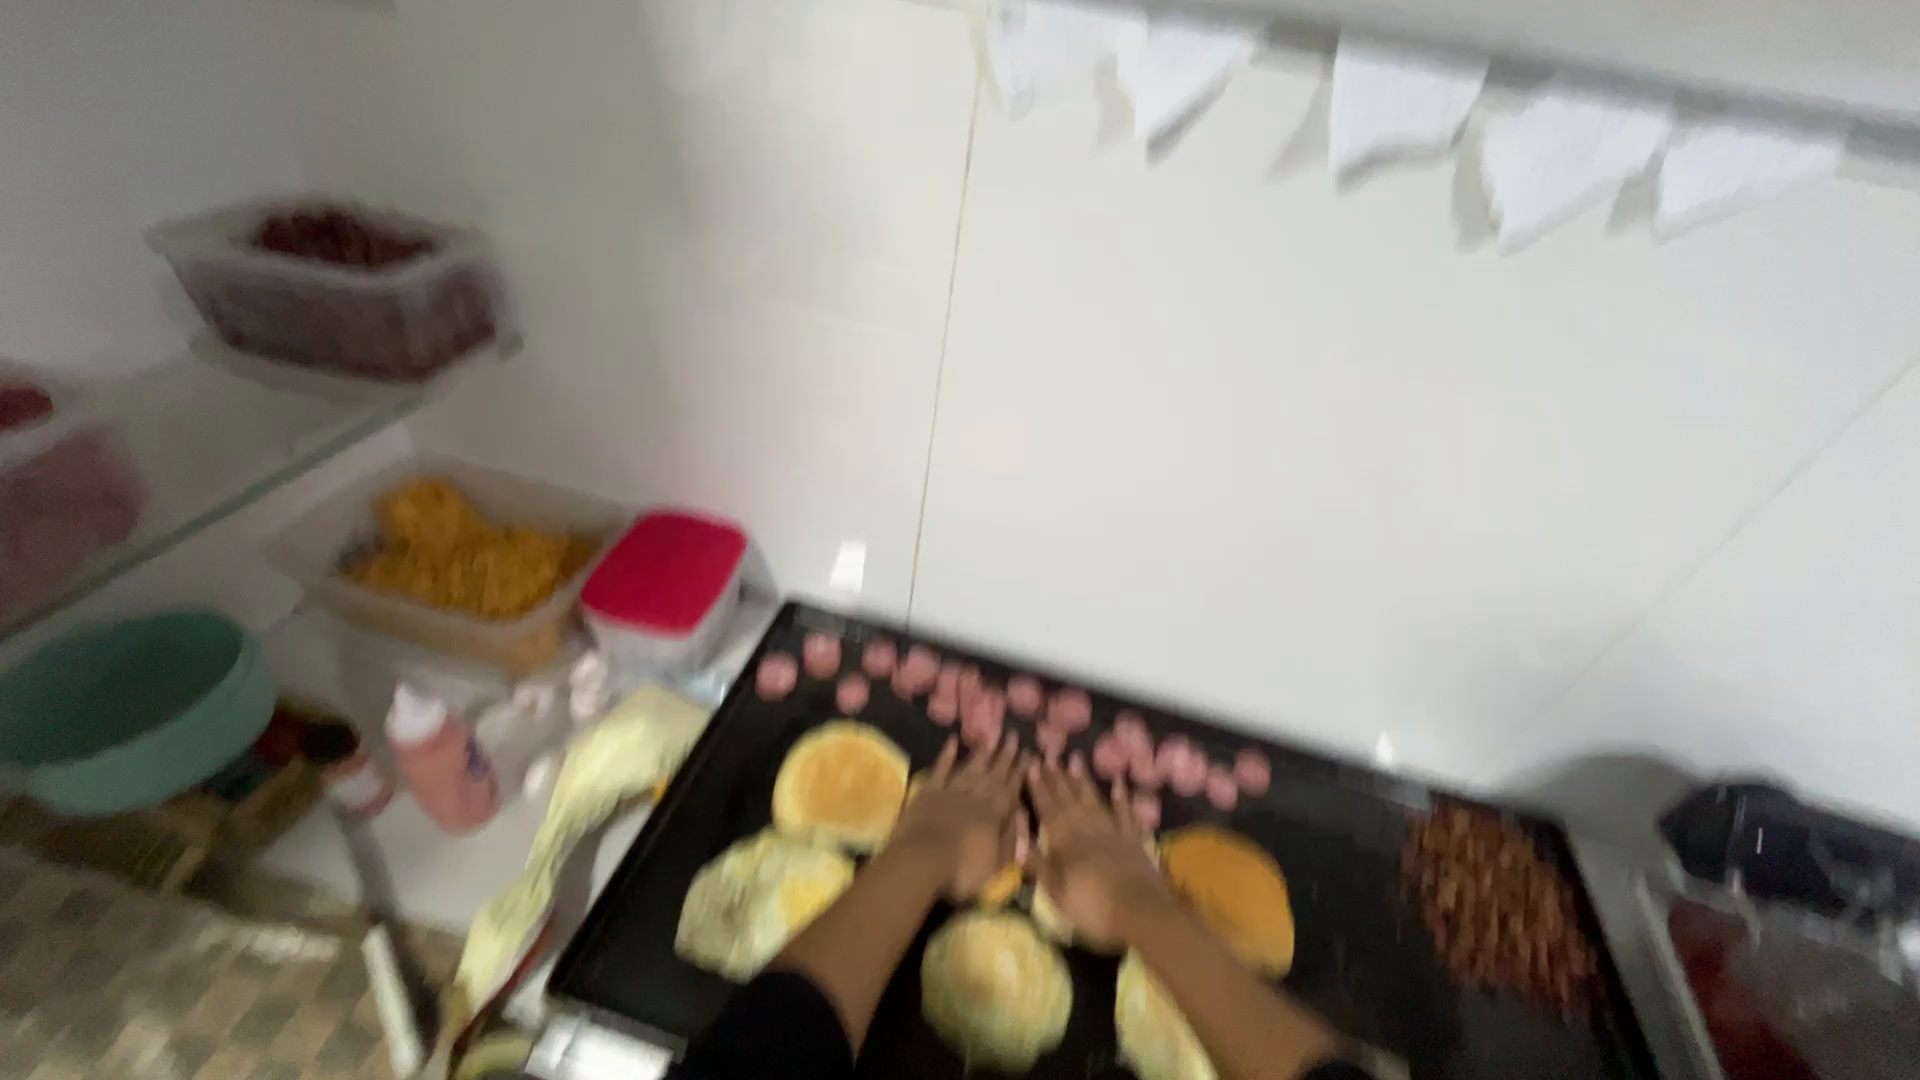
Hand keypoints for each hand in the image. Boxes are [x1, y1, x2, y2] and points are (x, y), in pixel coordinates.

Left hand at [889, 734, 1026, 899]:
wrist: (919, 862)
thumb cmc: (960, 871)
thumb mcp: (997, 866)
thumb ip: (1011, 840)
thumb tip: (1021, 817)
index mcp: (993, 814)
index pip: (1010, 790)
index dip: (1020, 772)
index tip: (1029, 754)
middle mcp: (974, 797)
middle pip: (993, 774)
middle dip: (1005, 756)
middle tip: (1013, 736)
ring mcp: (950, 792)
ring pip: (970, 768)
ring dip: (982, 753)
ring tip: (993, 737)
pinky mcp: (927, 793)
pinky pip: (940, 769)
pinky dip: (946, 755)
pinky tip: (952, 741)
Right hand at [1026, 754, 1173, 949]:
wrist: (1141, 912)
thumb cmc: (1093, 907)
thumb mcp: (1057, 893)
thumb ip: (1039, 865)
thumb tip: (1019, 842)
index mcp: (1065, 842)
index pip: (1048, 809)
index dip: (1039, 787)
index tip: (1033, 764)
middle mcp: (1086, 829)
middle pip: (1068, 799)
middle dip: (1057, 776)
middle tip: (1050, 753)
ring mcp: (1112, 832)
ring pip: (1093, 800)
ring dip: (1083, 780)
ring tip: (1075, 759)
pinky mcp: (1133, 839)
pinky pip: (1126, 814)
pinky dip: (1122, 799)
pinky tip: (1119, 784)